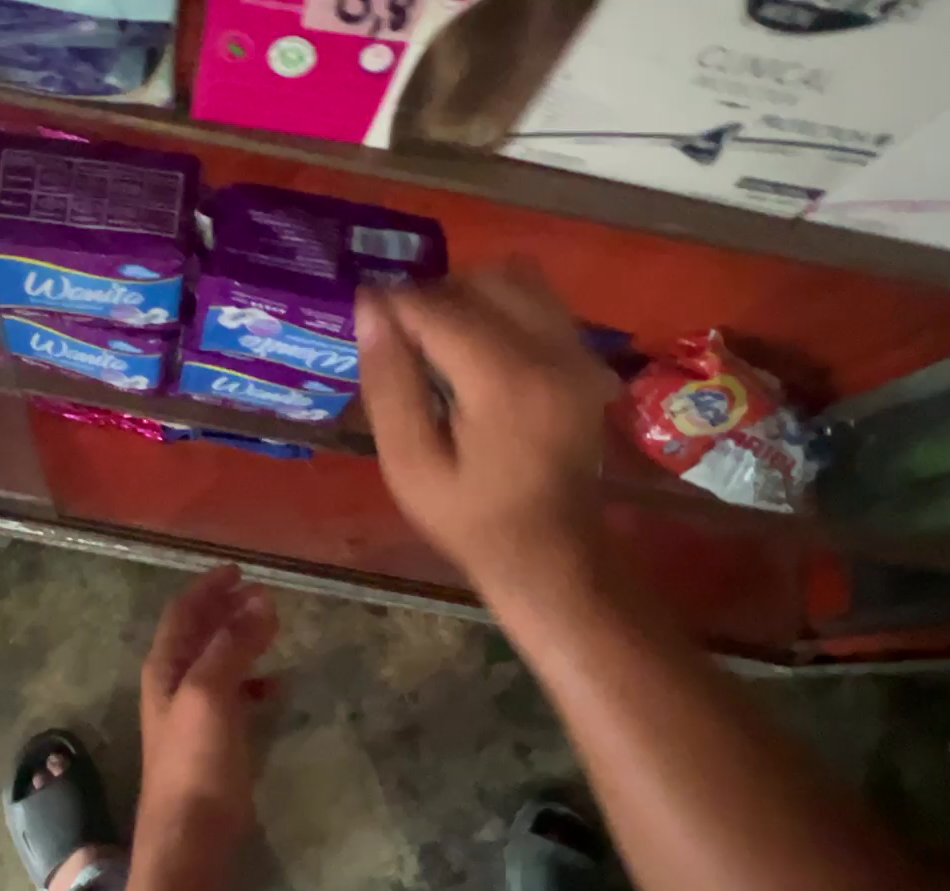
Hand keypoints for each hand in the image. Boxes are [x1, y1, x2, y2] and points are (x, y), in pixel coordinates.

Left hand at [138, 565, 278, 853]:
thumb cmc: (196, 759)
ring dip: (240, 641)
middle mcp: (173, 683)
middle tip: (261, 594)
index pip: (184, 612)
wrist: (190, 834)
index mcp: (166, 666)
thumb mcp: (211, 692)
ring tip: (272, 629)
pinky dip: (252, 682)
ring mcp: (192, 713)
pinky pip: (232, 695)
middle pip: (198, 633)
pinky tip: (275, 686)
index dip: (208, 587)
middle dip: (226, 609)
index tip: (240, 570)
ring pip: (216, 662)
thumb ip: (233, 644)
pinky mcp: (212, 740)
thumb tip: (260, 599)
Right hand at [355, 260, 617, 581]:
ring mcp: (578, 353)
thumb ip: (389, 383)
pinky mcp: (587, 359)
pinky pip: (541, 302)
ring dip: (467, 293)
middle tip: (397, 331)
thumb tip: (369, 308)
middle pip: (482, 281)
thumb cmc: (467, 518)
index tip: (362, 306)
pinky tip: (472, 347)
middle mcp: (552, 352)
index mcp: (504, 382)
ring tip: (433, 334)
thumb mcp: (409, 463)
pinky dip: (499, 307)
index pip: (439, 309)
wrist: (547, 550)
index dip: (394, 302)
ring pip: (518, 279)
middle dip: (431, 295)